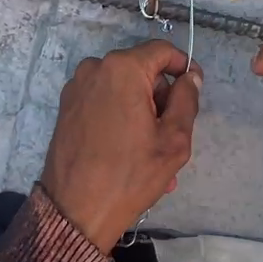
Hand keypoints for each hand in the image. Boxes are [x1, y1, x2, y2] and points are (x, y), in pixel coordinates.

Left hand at [39, 40, 202, 251]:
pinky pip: (104, 100)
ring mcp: (77, 86)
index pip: (162, 51)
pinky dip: (121, 117)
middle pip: (141, 70)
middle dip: (161, 98)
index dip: (183, 66)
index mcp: (123, 68)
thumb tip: (190, 76)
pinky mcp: (67, 105)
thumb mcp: (174, 139)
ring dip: (143, 113)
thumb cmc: (130, 174)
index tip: (194, 88)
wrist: (75, 210)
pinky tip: (130, 152)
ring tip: (153, 155)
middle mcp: (96, 67)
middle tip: (174, 135)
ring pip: (123, 88)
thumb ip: (187, 99)